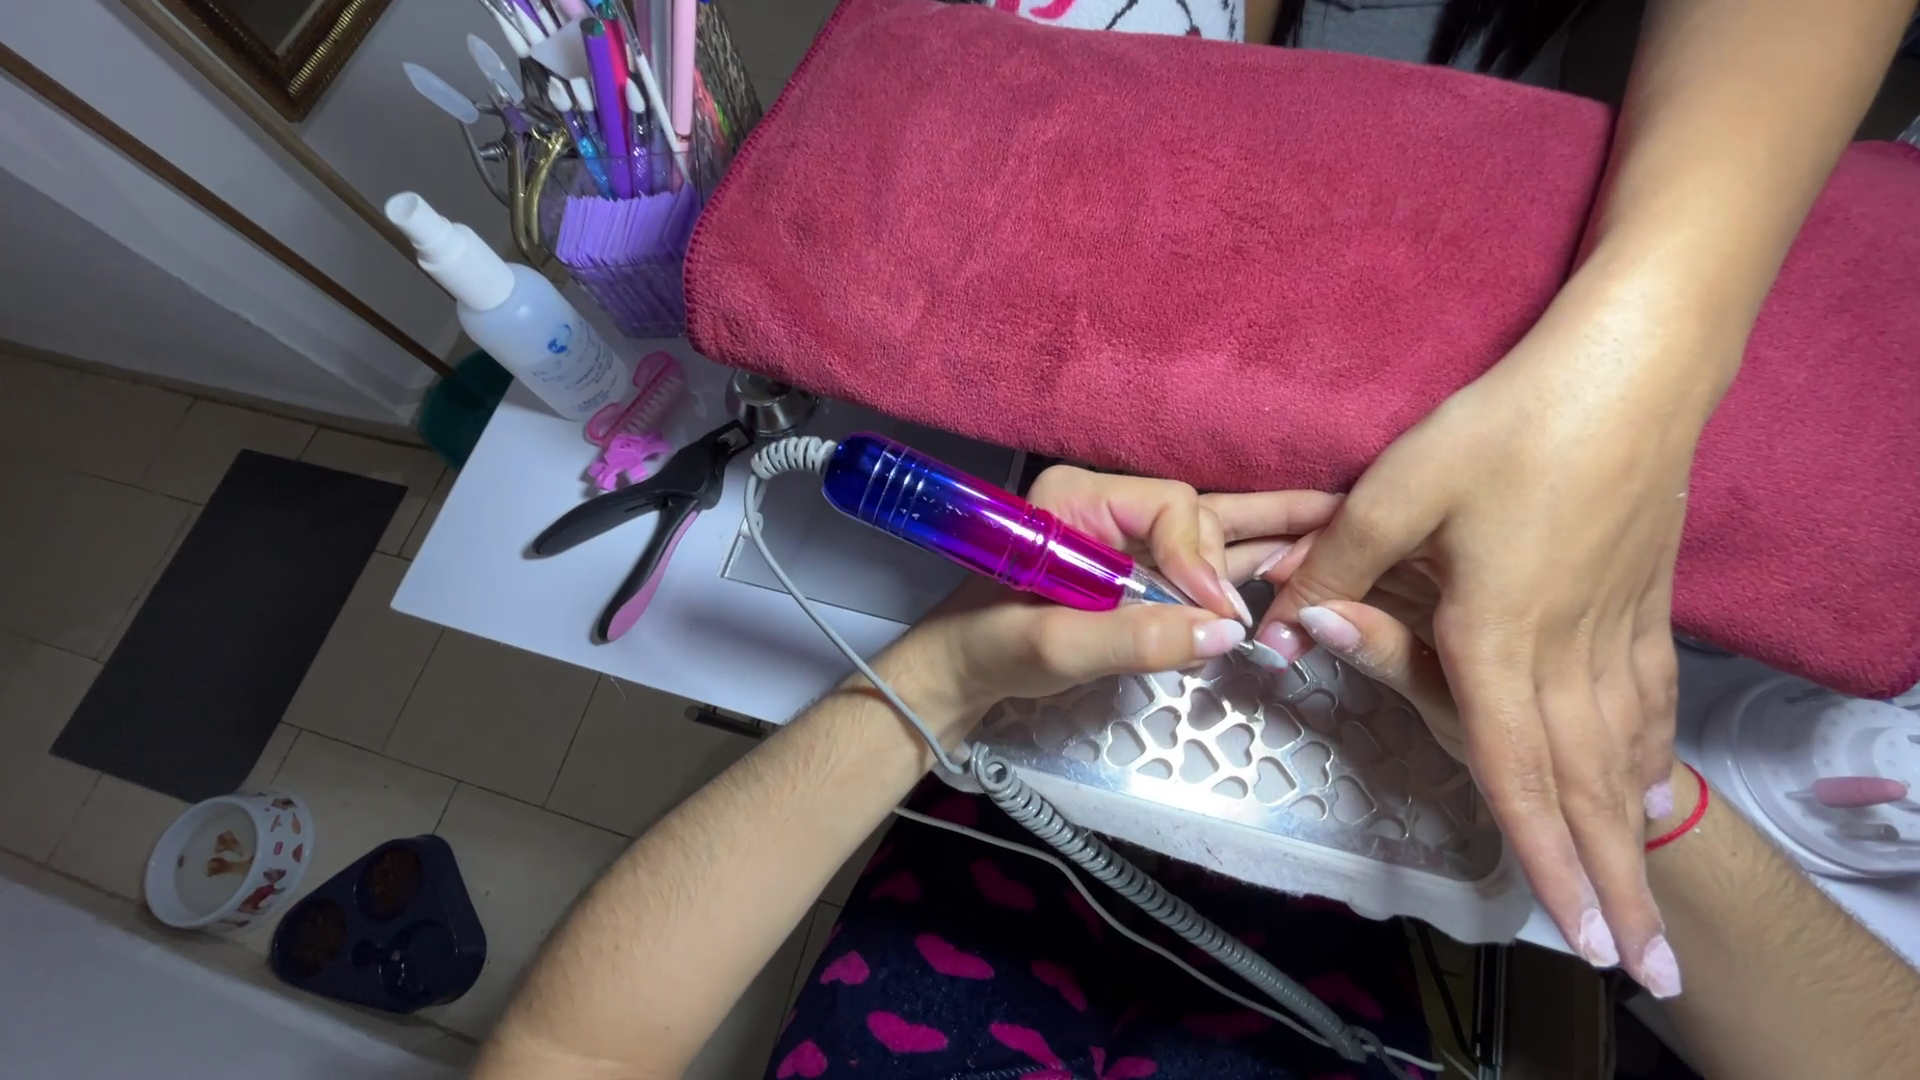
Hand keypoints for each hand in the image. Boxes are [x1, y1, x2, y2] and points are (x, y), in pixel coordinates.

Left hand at [893, 466, 1341, 735]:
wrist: (969, 665)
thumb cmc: (994, 646)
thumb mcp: (1055, 646)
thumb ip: (1135, 638)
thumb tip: (1227, 630)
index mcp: (1077, 499)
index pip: (1168, 507)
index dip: (1200, 559)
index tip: (1219, 615)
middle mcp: (1109, 505)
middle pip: (1200, 513)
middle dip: (1251, 541)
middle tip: (1322, 550)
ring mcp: (1128, 535)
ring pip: (1212, 530)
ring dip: (1273, 535)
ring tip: (1343, 523)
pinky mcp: (1140, 567)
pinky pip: (1202, 560)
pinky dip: (1248, 565)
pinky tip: (1299, 557)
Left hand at [1257, 290, 1726, 998]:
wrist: (1627, 375)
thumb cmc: (1501, 435)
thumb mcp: (1393, 497)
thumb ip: (1333, 571)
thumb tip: (1280, 628)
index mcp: (1499, 631)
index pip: (1516, 764)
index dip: (1541, 851)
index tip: (1579, 938)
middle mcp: (1567, 648)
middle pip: (1587, 785)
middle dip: (1612, 882)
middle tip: (1646, 973)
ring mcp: (1616, 626)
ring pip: (1623, 753)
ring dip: (1634, 837)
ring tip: (1655, 916)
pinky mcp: (1642, 600)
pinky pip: (1646, 702)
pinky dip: (1646, 758)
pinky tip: (1650, 780)